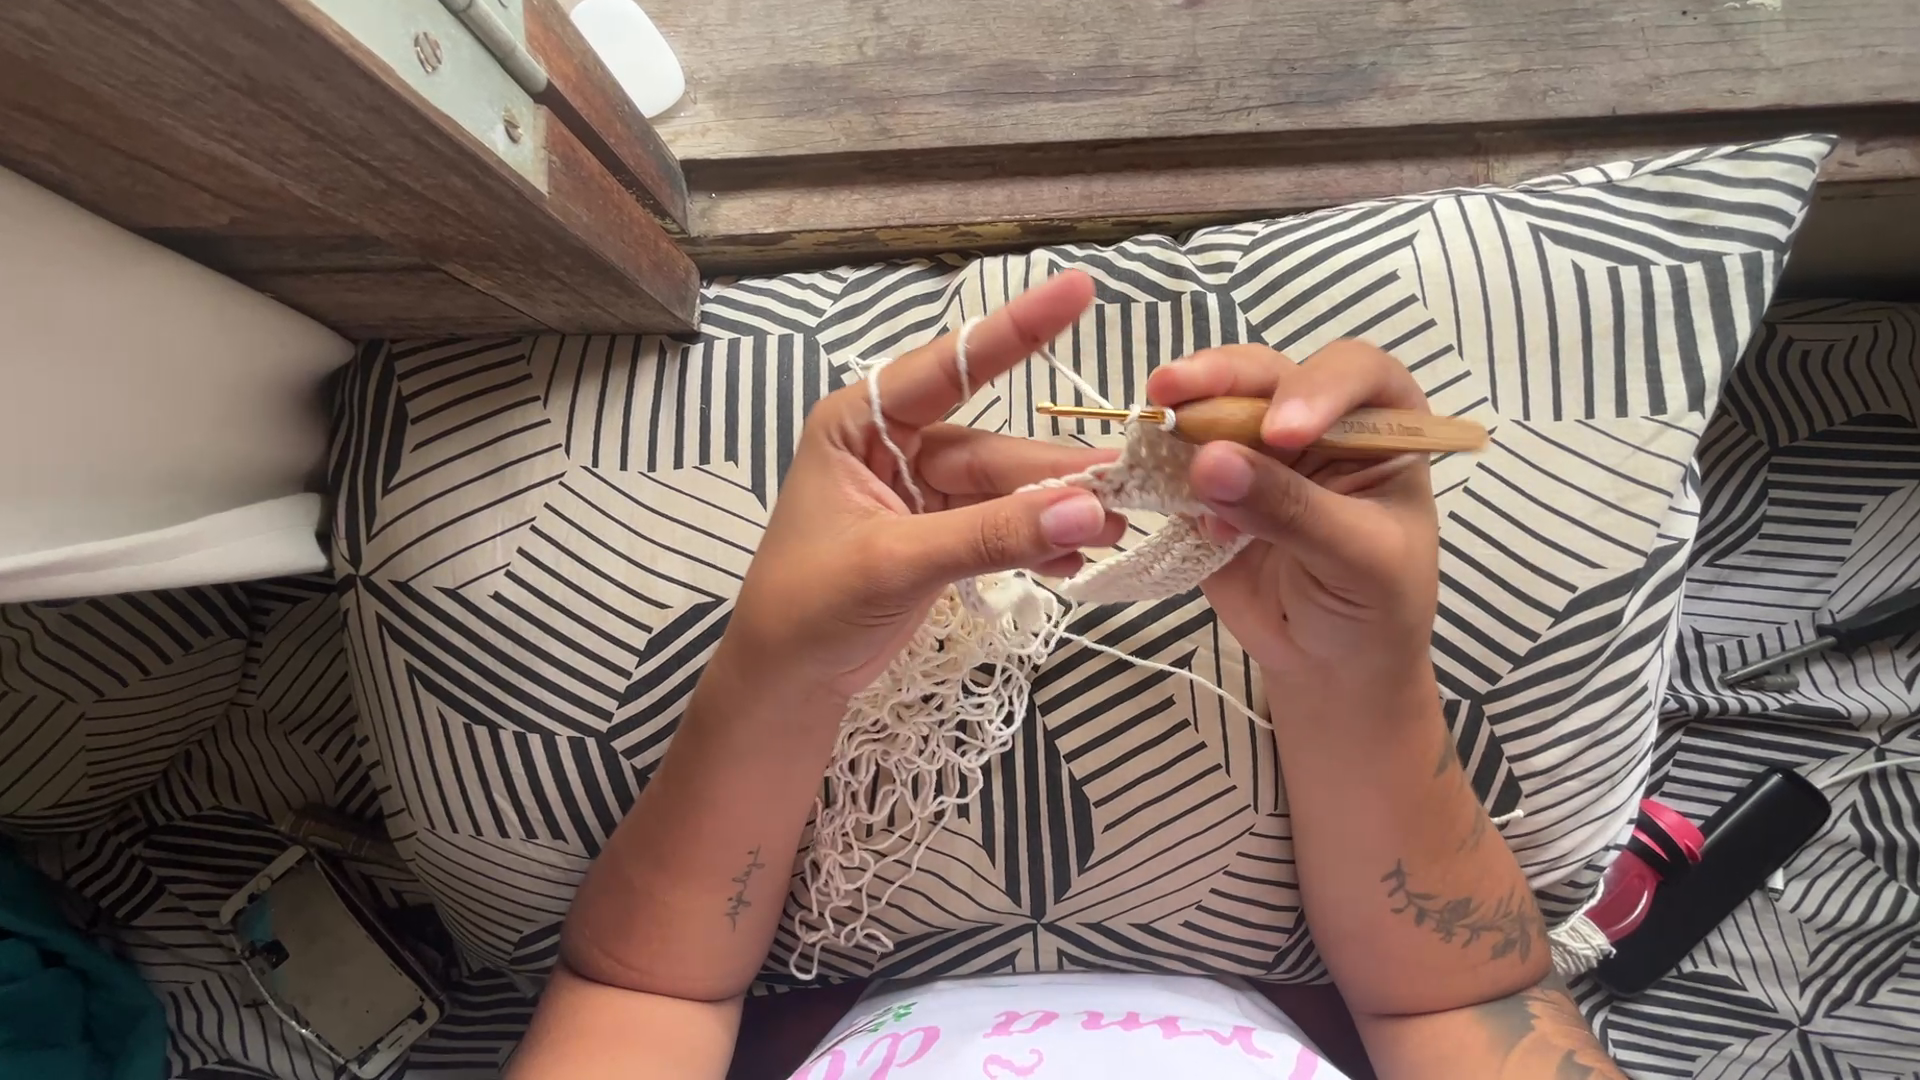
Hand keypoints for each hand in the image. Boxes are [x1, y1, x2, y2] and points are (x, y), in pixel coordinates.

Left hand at [730, 271, 1125, 699]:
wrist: (787, 679)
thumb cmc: (810, 605)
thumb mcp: (896, 561)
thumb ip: (989, 534)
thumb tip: (1085, 510)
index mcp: (861, 424)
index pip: (948, 367)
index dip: (1016, 330)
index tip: (1079, 289)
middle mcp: (894, 446)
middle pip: (991, 450)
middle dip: (1055, 474)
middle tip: (1126, 489)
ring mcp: (919, 493)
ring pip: (1003, 492)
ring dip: (1054, 513)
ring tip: (1112, 531)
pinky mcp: (937, 535)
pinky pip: (997, 529)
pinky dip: (1033, 545)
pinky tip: (1073, 561)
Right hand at [1145, 341, 1440, 701]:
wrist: (1326, 660)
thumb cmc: (1373, 606)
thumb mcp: (1356, 558)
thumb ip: (1289, 508)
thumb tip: (1209, 461)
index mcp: (1376, 429)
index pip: (1354, 375)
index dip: (1316, 388)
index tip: (1282, 434)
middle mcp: (1312, 428)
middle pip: (1266, 377)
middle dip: (1218, 378)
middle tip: (1168, 389)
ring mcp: (1253, 458)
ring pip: (1213, 412)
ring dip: (1176, 415)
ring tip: (1148, 427)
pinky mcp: (1207, 491)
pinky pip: (1177, 465)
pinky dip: (1157, 466)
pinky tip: (1146, 475)